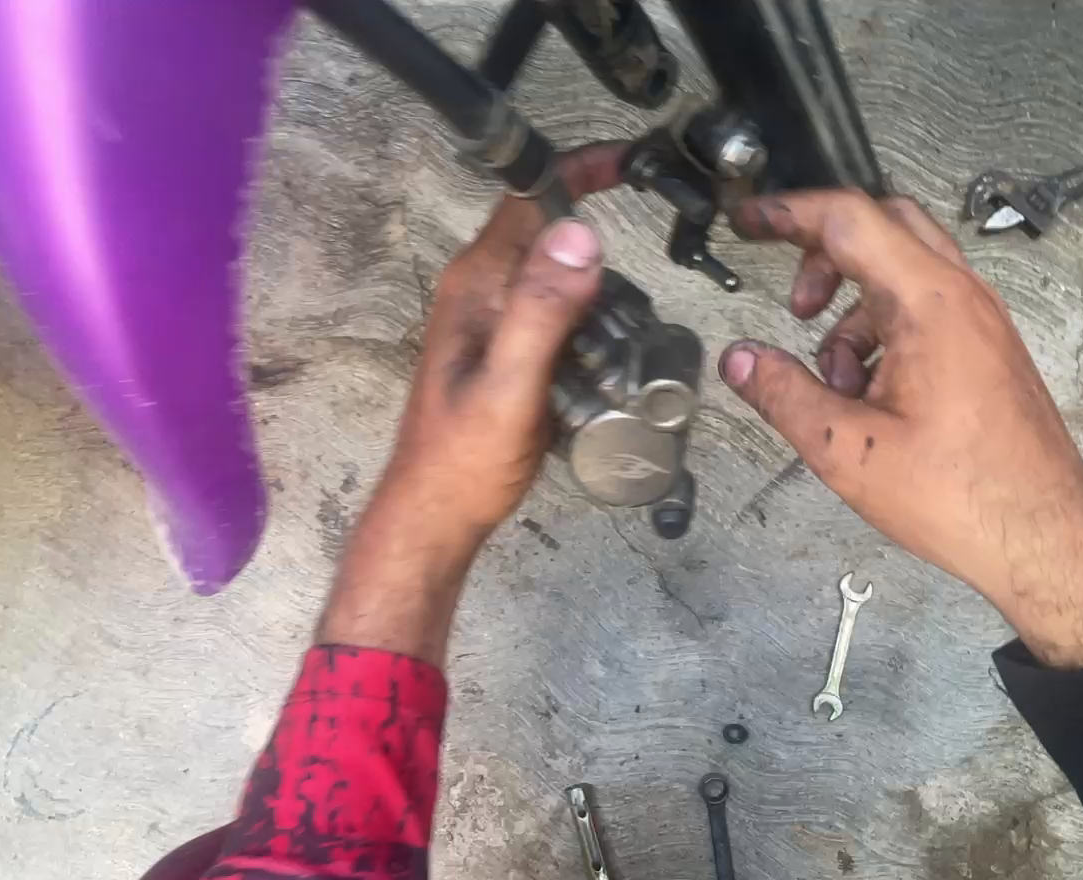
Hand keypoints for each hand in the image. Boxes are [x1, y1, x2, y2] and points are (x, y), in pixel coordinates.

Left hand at [316, 144, 623, 663]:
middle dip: (605, 255)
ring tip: (632, 347)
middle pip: (555, 241)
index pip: (531, 200)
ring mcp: (500, 326)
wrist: (441, 512)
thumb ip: (541, 311)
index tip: (635, 164)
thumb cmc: (465, 459)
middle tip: (641, 304)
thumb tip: (581, 235)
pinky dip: (595, 332)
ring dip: (605, 302)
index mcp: (478, 285)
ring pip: (565, 286)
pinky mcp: (516, 357)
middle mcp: (486, 294)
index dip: (582, 172)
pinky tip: (611, 367)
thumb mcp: (507, 385)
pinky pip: (564, 324)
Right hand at [720, 192, 1082, 666]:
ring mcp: (979, 325)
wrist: (1042, 539)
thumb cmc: (958, 497)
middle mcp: (962, 300)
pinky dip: (879, 339)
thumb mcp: (845, 449)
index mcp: (929, 306)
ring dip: (850, 314)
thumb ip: (783, 394)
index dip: (788, 213)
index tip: (749, 220)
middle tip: (794, 304)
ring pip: (900, 279)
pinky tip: (867, 400)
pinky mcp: (983, 353)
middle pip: (883, 231)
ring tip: (833, 385)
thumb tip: (740, 358)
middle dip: (824, 257)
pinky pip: (920, 316)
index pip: (850, 221)